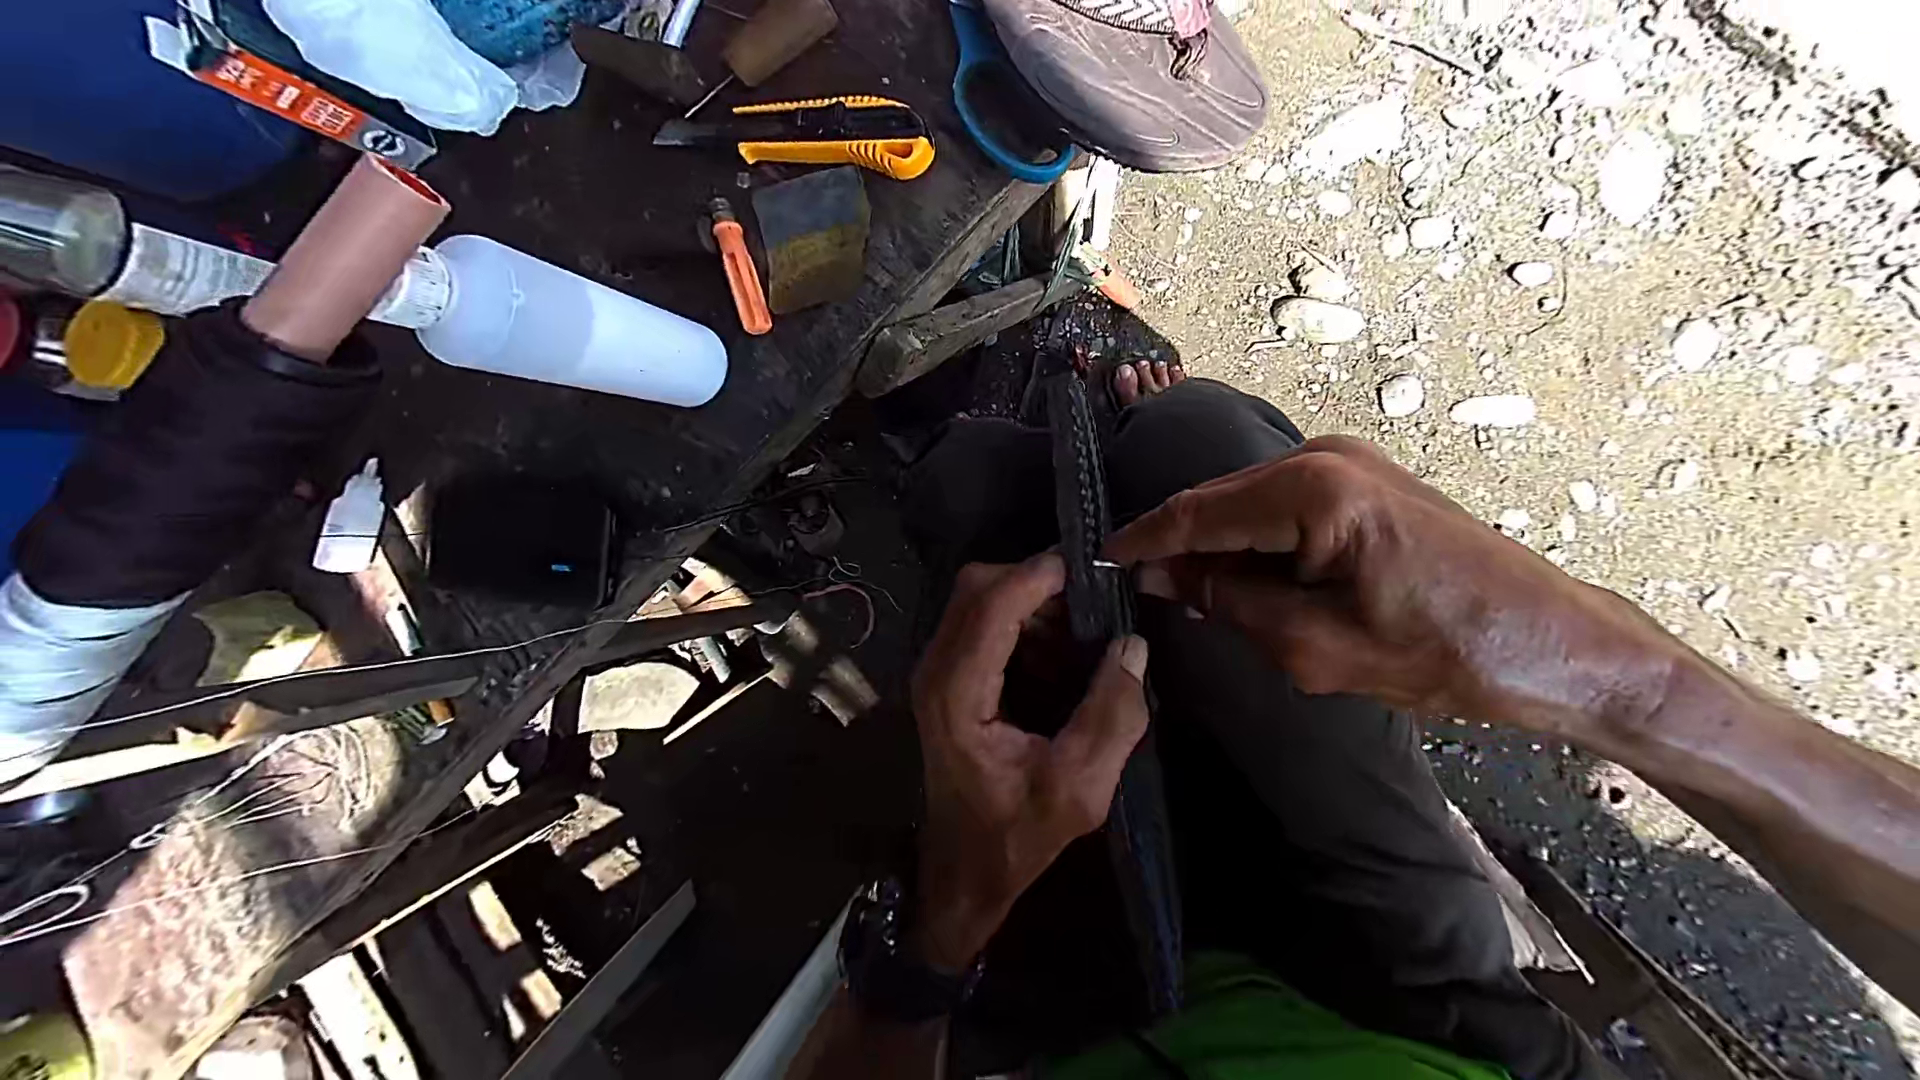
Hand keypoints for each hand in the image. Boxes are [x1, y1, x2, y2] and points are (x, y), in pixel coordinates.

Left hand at [910, 554, 1149, 969]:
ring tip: (1084, 626)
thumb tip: (1133, 646)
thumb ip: (1112, 717)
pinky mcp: (945, 676)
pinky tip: (1060, 650)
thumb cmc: (1015, 837)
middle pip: (978, 588)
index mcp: (956, 693)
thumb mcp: (1079, 789)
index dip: (1039, 576)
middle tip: (1093, 601)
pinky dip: (1021, 619)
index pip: (992, 604)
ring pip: (978, 598)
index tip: (1092, 569)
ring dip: (1031, 600)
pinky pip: (981, 622)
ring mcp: (935, 670)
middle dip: (1036, 582)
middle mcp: (935, 669)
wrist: (963, 870)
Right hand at [1105, 436, 1685, 746]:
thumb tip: (1160, 574)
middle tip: (1141, 586)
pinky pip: (1274, 503)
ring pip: (1242, 501)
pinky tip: (1240, 574)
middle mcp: (1324, 456)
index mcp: (1314, 493)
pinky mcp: (1358, 477)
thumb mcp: (1314, 646)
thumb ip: (1226, 600)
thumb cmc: (1444, 654)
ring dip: (1212, 543)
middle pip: (1215, 499)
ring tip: (1187, 589)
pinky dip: (1247, 538)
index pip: (1198, 513)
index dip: (1144, 540)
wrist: (1558, 644)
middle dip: (1175, 543)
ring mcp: (1345, 460)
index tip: (1101, 558)